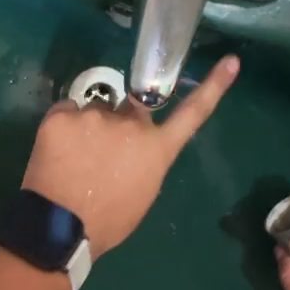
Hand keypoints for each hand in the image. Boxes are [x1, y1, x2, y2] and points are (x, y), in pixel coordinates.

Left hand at [21, 56, 238, 256]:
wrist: (61, 228)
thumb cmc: (108, 221)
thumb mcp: (143, 192)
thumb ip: (146, 159)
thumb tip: (135, 147)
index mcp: (158, 148)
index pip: (193, 112)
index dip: (214, 86)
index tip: (231, 61)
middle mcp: (132, 124)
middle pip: (130, 109)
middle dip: (121, 123)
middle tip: (101, 153)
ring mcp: (95, 116)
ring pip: (96, 110)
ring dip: (91, 126)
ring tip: (76, 158)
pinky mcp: (62, 116)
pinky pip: (66, 111)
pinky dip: (64, 128)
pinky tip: (59, 152)